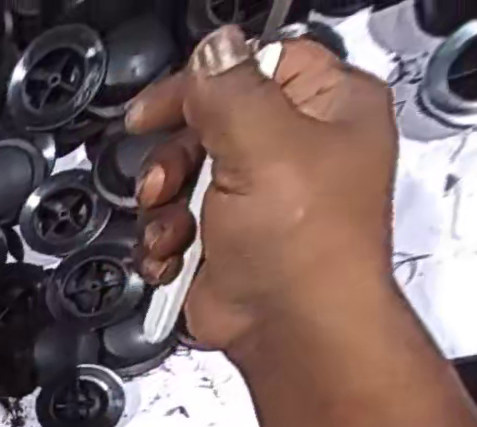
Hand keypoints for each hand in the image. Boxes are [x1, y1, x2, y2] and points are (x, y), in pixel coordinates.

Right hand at [127, 26, 398, 361]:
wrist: (286, 326)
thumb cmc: (303, 247)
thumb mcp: (267, 150)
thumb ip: (233, 94)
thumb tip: (212, 49)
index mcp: (322, 110)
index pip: (252, 67)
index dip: (198, 85)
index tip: (154, 109)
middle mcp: (287, 151)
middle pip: (203, 130)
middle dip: (172, 163)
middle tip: (167, 184)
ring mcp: (249, 201)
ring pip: (179, 183)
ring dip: (163, 212)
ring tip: (177, 233)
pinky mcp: (218, 242)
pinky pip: (171, 228)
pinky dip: (164, 245)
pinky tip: (177, 257)